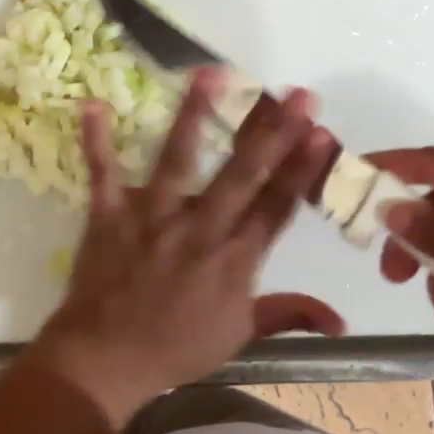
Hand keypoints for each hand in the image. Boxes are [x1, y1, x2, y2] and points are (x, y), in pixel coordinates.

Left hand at [25, 68, 345, 428]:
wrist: (106, 358)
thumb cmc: (174, 349)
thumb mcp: (238, 336)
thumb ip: (287, 315)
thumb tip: (342, 319)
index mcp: (233, 258)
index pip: (276, 206)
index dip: (302, 169)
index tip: (323, 132)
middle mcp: (198, 230)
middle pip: (241, 175)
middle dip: (272, 133)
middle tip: (297, 94)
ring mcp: (151, 219)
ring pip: (176, 160)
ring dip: (193, 117)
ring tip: (209, 74)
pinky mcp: (109, 216)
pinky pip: (102, 173)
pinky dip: (96, 140)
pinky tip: (92, 103)